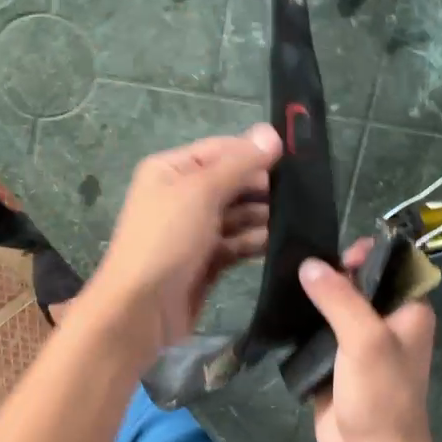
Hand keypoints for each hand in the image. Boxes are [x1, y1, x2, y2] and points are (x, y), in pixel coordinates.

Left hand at [84, 124, 281, 350]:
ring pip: (236, 214)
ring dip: (261, 216)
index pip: (220, 149)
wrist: (141, 309)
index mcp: (171, 170)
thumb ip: (239, 163)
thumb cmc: (166, 240)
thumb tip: (272, 132)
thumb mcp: (201, 192)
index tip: (296, 159)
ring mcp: (193, 230)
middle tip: (300, 194)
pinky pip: (235, 243)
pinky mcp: (205, 261)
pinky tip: (278, 243)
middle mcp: (181, 195)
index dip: (254, 152)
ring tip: (292, 220)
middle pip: (231, 181)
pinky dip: (253, 242)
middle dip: (261, 187)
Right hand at [300, 240, 438, 441]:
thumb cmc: (382, 395)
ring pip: (333, 306)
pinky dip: (301, 323)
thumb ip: (339, 298)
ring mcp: (358, 342)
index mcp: (408, 310)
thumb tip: (308, 264)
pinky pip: (316, 332)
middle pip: (357, 282)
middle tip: (303, 269)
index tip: (338, 254)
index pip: (391, 265)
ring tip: (285, 283)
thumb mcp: (365, 339)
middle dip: (331, 273)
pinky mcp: (333, 362)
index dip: (367, 253)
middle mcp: (386, 321)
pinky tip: (281, 311)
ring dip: (312, 298)